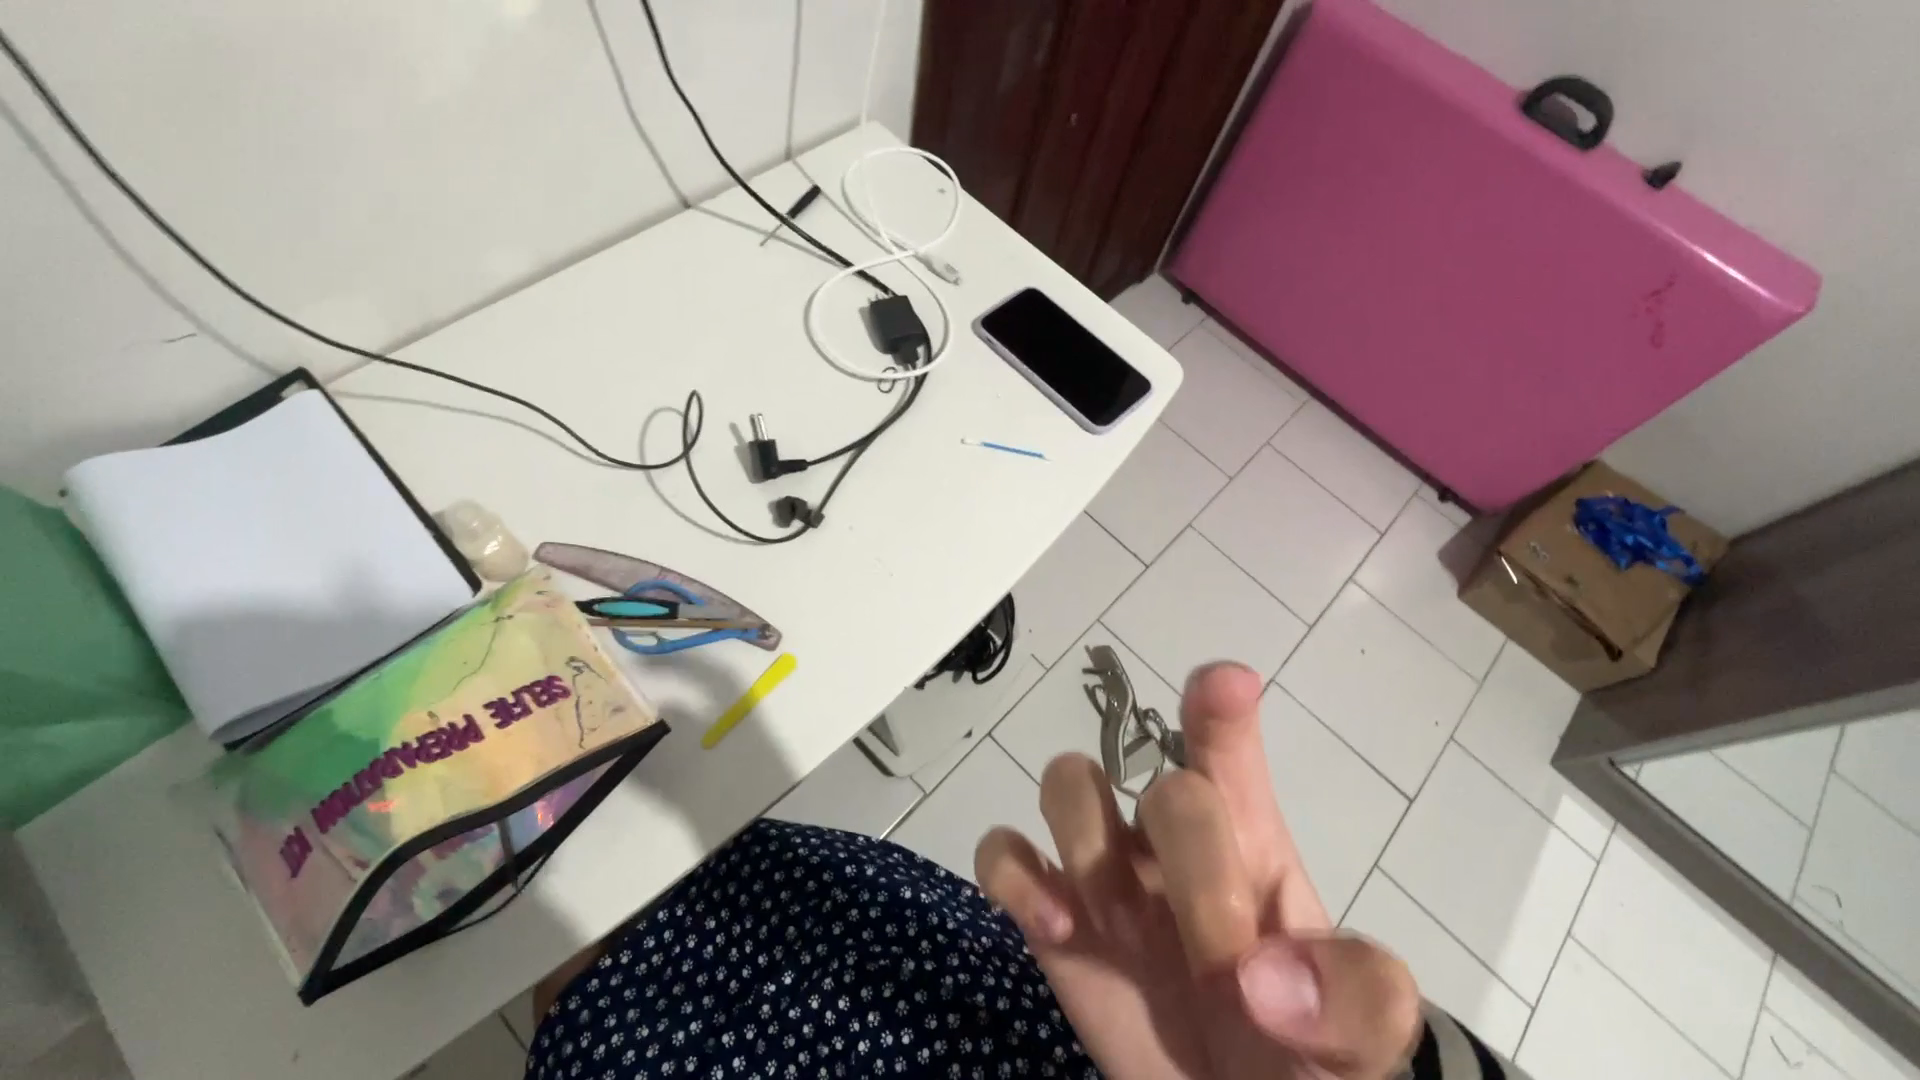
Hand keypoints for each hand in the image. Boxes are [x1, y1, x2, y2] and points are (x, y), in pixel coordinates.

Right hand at [974, 662, 1421, 1078]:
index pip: (1231, 750)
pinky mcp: (1049, 913)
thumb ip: (1352, 1001)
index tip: (1223, 684)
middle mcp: (1169, 837)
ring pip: (1067, 781)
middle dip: (1195, 863)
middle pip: (1162, 782)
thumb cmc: (1303, 1049)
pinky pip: (1003, 853)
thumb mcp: (1365, 1034)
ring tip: (1109, 919)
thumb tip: (1263, 978)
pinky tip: (1053, 926)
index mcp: (1249, 840)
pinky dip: (1013, 876)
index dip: (1222, 711)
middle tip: (1222, 959)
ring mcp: (1105, 871)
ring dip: (1086, 840)